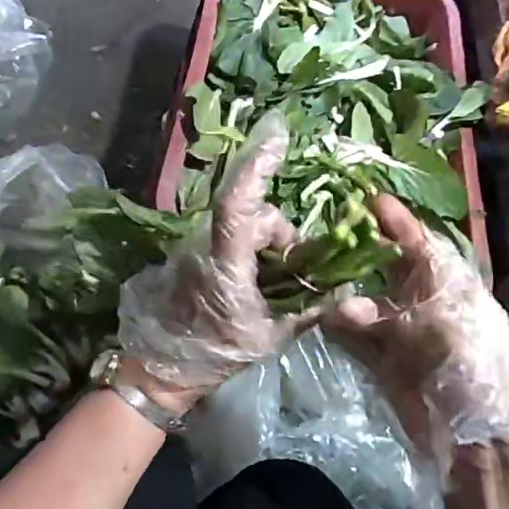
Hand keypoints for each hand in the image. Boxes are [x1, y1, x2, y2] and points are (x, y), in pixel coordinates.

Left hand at [116, 111, 315, 403]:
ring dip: (265, 242)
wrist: (158, 370)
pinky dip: (249, 249)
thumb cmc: (213, 355)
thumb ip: (309, 311)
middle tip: (297, 268)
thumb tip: (349, 295)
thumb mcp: (268, 337)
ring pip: (240, 225)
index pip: (238, 203)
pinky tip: (257, 279)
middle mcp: (203, 245)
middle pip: (251, 214)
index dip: (256, 167)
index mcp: (223, 263)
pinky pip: (227, 237)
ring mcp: (192, 249)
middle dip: (280, 232)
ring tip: (276, 281)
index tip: (277, 137)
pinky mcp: (189, 256)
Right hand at [326, 196, 508, 465]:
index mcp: (450, 289)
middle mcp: (423, 306)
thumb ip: (392, 315)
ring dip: (339, 291)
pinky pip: (353, 337)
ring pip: (363, 303)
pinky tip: (314, 314)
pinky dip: (335, 327)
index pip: (419, 246)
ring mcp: (401, 336)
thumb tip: (339, 307)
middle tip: (321, 234)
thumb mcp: (448, 330)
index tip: (369, 199)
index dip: (396, 222)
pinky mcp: (384, 364)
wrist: (484, 444)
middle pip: (385, 270)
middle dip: (357, 252)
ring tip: (309, 274)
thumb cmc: (479, 375)